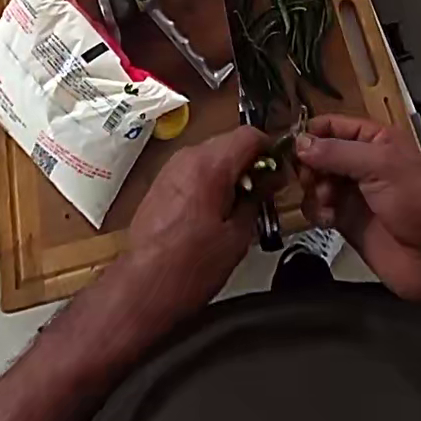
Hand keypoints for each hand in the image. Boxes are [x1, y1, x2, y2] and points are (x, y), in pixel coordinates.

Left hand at [109, 125, 264, 329]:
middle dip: (249, 161)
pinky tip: (214, 209)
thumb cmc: (191, 265)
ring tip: (239, 203)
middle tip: (263, 191)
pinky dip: (208, 179)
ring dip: (229, 170)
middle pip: (229, 142)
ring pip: (210, 154)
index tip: (279, 172)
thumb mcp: (238, 236)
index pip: (249, 135)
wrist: (141, 285)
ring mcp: (170, 167)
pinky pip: (192, 168)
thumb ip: (256, 200)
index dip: (270, 149)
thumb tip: (267, 182)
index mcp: (211, 164)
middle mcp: (188, 157)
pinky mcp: (159, 182)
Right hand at [296, 115, 420, 311]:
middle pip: (318, 152)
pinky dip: (316, 211)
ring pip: (314, 179)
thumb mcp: (381, 167)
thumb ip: (337, 152)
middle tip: (311, 179)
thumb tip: (299, 143)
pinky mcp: (343, 218)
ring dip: (313, 189)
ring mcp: (351, 191)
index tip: (292, 146)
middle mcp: (361, 161)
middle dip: (310, 164)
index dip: (312, 132)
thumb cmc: (416, 204)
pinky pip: (316, 207)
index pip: (334, 125)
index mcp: (376, 140)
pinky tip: (329, 220)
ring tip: (327, 202)